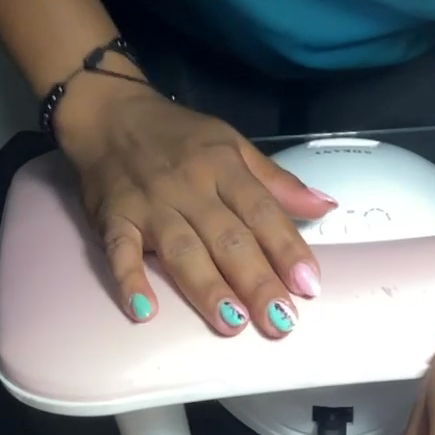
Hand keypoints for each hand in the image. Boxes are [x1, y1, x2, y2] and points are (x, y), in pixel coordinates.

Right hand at [55, 79, 335, 336]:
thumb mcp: (233, 147)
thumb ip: (277, 184)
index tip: (308, 287)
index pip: (262, 213)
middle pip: (228, 239)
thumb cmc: (179, 138)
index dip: (287, 249)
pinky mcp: (113, 219)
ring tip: (233, 324)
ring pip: (183, 250)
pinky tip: (143, 310)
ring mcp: (150, 205)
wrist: (107, 111)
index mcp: (224, 168)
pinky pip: (120, 251)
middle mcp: (190, 187)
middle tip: (279, 321)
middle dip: (256, 282)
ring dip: (207, 287)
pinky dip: (129, 279)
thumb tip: (326, 206)